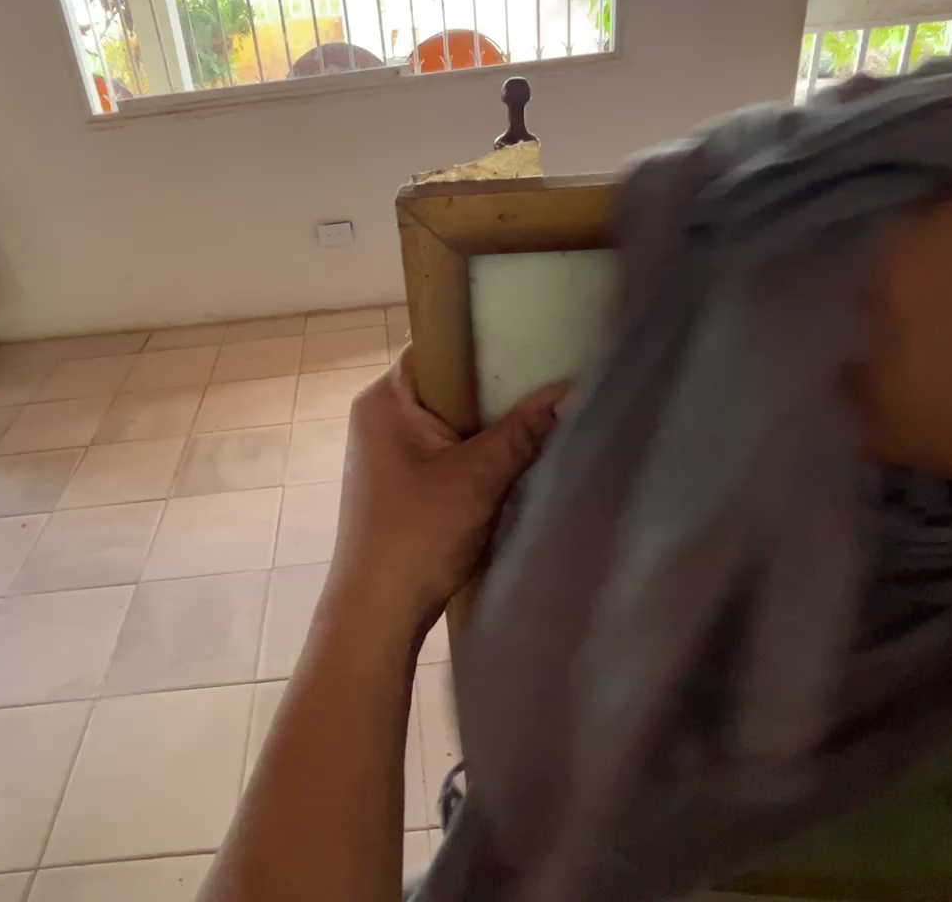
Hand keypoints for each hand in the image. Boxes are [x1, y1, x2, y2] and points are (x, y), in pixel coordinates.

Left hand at [328, 351, 567, 632]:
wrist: (377, 610)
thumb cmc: (417, 534)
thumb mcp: (477, 478)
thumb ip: (524, 431)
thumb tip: (574, 391)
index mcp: (385, 398)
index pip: (437, 346)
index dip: (484, 342)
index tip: (534, 341)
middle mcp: (380, 415)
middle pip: (447, 383)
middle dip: (495, 387)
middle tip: (550, 378)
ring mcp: (387, 449)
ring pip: (449, 419)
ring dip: (489, 424)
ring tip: (542, 413)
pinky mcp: (400, 479)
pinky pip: (444, 448)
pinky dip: (475, 450)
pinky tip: (514, 454)